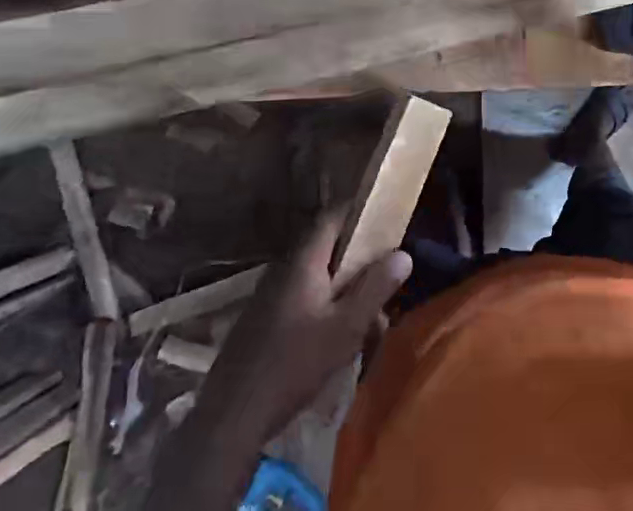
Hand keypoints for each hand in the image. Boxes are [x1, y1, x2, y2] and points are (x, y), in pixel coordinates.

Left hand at [195, 216, 411, 442]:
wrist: (229, 421)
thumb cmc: (294, 365)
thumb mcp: (347, 327)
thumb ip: (376, 287)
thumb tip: (403, 254)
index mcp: (302, 263)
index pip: (331, 217)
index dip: (358, 212)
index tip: (385, 217)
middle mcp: (282, 272)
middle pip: (327, 249)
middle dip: (359, 259)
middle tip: (385, 276)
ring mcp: (268, 299)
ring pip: (317, 279)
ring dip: (345, 290)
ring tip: (369, 318)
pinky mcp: (262, 324)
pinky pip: (303, 301)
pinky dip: (326, 309)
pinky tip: (338, 340)